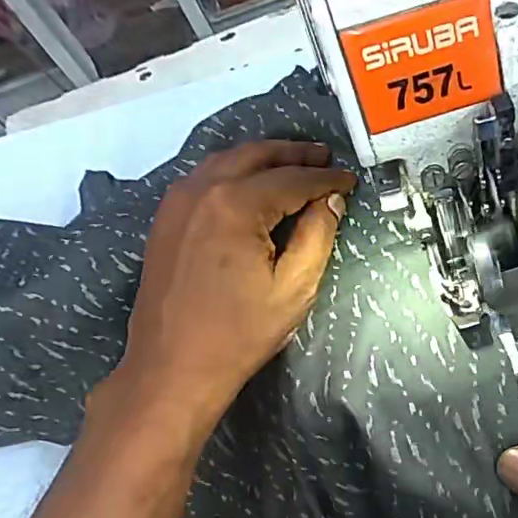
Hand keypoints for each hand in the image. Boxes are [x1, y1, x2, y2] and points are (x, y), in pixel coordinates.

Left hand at [113, 141, 355, 414]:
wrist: (175, 363)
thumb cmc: (242, 331)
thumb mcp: (295, 288)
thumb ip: (317, 237)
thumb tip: (331, 201)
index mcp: (236, 205)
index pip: (292, 179)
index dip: (326, 178)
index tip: (351, 180)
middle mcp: (201, 190)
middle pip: (255, 156)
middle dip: (294, 154)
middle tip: (325, 157)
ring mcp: (177, 202)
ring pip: (226, 161)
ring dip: (264, 158)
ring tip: (295, 164)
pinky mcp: (166, 218)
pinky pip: (206, 178)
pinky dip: (236, 172)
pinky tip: (253, 185)